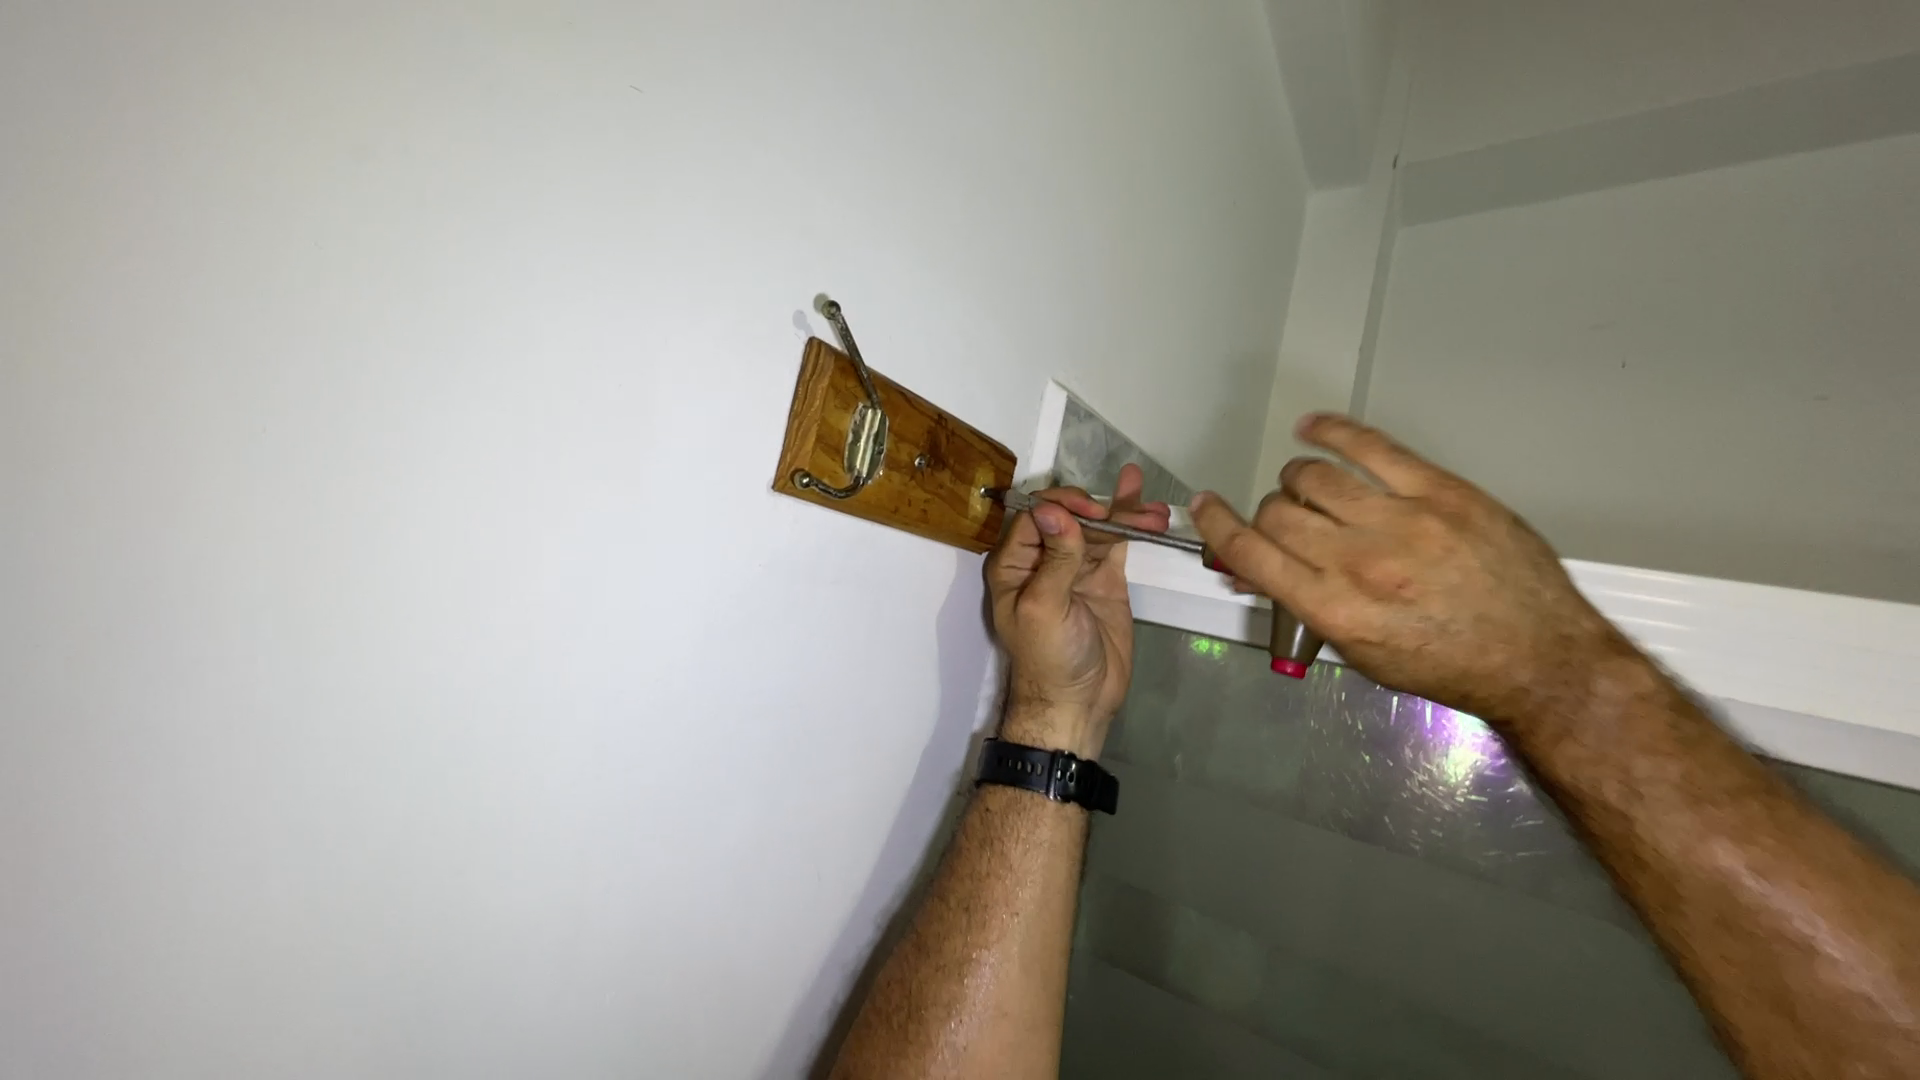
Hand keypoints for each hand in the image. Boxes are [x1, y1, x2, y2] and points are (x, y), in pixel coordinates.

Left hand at [985, 463, 1171, 757]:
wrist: (1079, 702)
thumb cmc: (1049, 656)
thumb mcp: (1045, 606)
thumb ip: (1055, 557)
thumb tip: (1052, 508)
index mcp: (1014, 563)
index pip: (1036, 517)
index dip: (1062, 506)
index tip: (1091, 512)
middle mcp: (1042, 558)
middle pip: (1069, 516)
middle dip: (1099, 508)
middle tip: (1129, 514)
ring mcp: (1076, 566)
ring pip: (1097, 527)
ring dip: (1125, 514)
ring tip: (1155, 512)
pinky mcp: (1105, 578)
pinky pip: (1117, 544)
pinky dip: (1133, 526)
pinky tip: (1152, 510)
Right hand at [1189, 413, 1630, 723]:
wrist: (1538, 659)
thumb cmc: (1440, 663)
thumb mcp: (1356, 649)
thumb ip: (1300, 602)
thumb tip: (1248, 569)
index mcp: (1331, 608)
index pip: (1249, 552)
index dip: (1216, 526)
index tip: (1203, 507)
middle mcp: (1356, 562)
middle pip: (1276, 513)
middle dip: (1269, 516)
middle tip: (1287, 524)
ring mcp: (1400, 521)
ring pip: (1311, 477)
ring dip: (1296, 480)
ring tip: (1308, 488)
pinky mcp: (1440, 492)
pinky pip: (1369, 447)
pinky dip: (1331, 431)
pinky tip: (1312, 427)